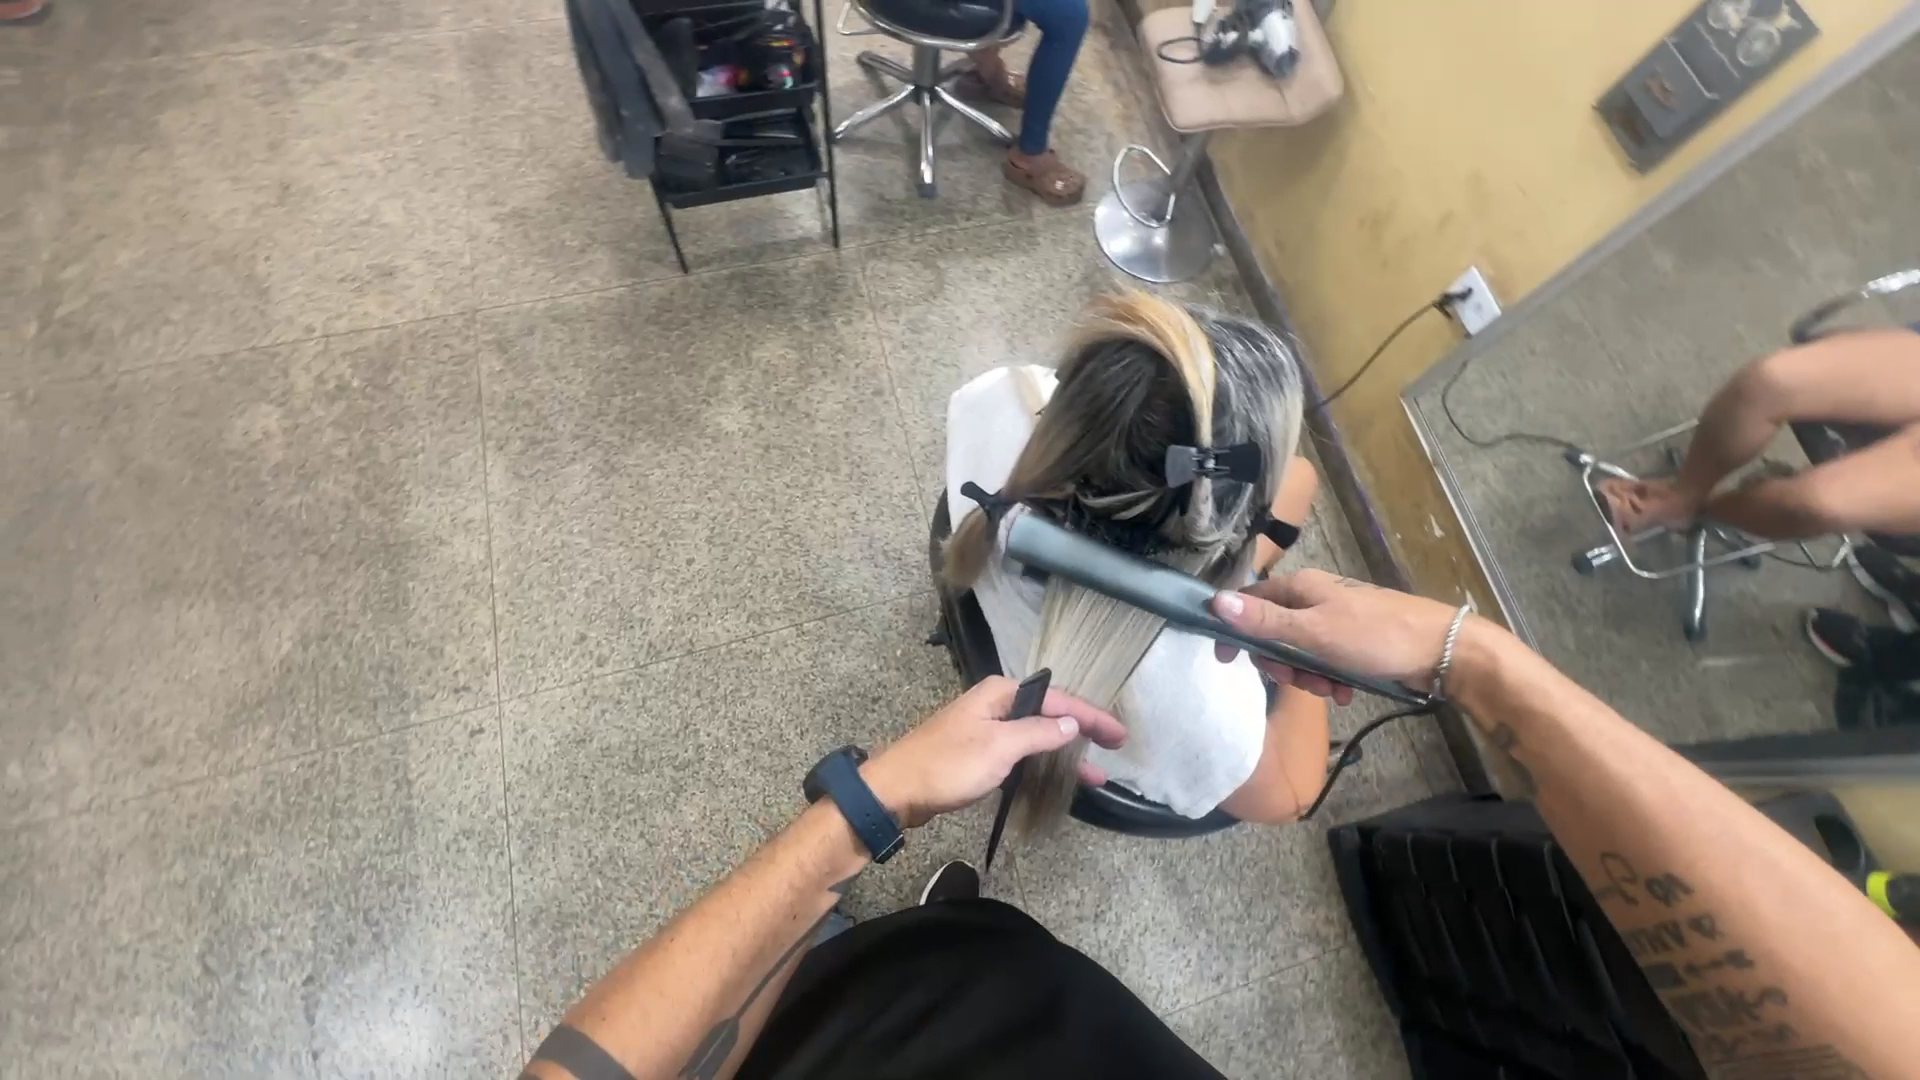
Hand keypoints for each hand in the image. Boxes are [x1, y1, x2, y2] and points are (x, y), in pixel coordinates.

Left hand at [862, 676, 1126, 828]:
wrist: (897, 789)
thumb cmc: (948, 764)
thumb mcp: (999, 747)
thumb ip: (1038, 733)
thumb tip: (1071, 724)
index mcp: (1002, 692)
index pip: (1058, 700)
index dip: (1092, 716)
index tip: (1119, 734)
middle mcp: (996, 703)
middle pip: (1050, 713)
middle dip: (1083, 730)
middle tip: (1116, 746)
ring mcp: (987, 727)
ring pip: (1036, 734)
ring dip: (1065, 751)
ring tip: (1096, 773)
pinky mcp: (979, 751)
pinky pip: (1021, 751)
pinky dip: (1042, 761)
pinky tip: (1057, 776)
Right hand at [1209, 569, 1470, 699]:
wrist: (1445, 650)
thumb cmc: (1375, 637)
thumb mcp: (1313, 633)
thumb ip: (1263, 621)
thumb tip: (1214, 602)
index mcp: (1299, 587)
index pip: (1248, 602)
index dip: (1233, 630)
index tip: (1228, 661)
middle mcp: (1313, 597)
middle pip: (1272, 631)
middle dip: (1280, 662)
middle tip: (1295, 680)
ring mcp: (1335, 617)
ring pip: (1299, 649)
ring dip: (1307, 675)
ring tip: (1331, 689)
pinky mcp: (1354, 638)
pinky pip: (1325, 658)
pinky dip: (1329, 676)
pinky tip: (1345, 691)